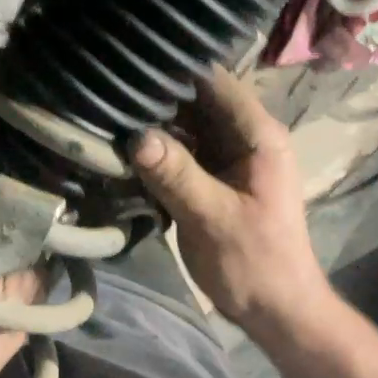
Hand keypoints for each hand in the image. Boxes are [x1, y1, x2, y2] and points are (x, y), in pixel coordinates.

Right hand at [128, 68, 331, 334]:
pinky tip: (119, 154)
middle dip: (155, 100)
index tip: (129, 68)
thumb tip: (137, 137)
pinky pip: (178, 158)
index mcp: (258, 137)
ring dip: (151, 128)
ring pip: (183, 130)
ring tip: (103, 119)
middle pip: (195, 104)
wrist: (274, 309)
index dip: (176, 71)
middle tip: (104, 97)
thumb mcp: (213, 218)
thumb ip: (177, 175)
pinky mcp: (209, 184)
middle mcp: (243, 141)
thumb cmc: (255, 262)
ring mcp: (225, 162)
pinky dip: (153, 155)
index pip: (216, 84)